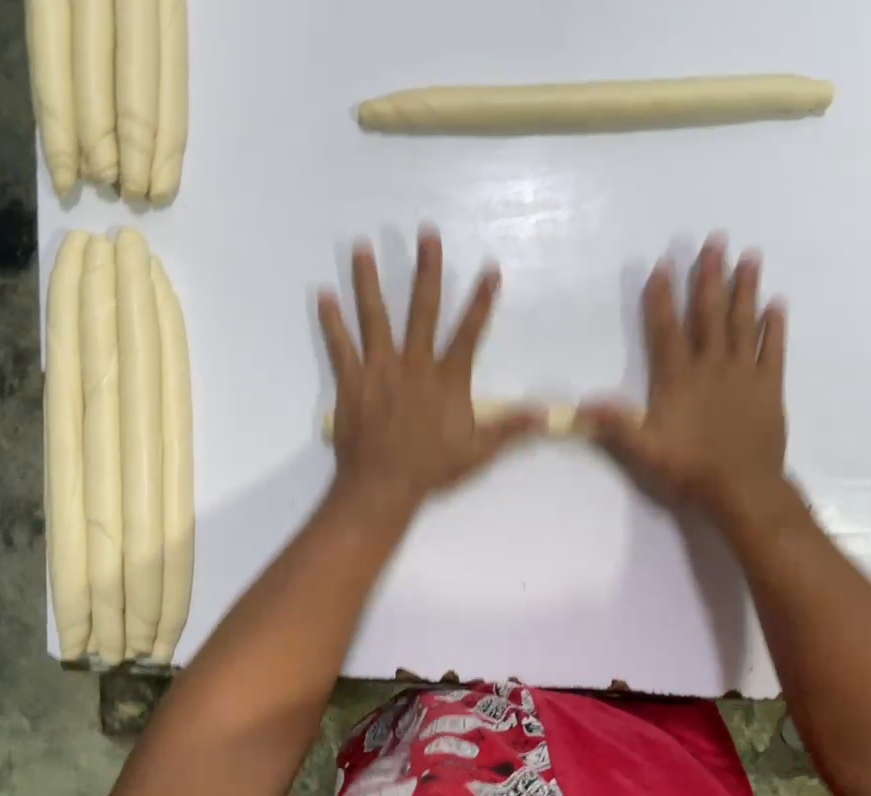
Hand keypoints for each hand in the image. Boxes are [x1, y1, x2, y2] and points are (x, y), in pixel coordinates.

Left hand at [318, 228, 539, 519]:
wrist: (383, 485)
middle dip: (426, 270)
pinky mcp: (352, 381)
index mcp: (447, 378)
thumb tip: (548, 414)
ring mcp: (380, 369)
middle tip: (426, 234)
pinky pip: (339, 345)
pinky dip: (330, 321)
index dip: (481, 301)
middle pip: (422, 310)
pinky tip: (322, 295)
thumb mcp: (480, 451)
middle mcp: (414, 364)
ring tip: (360, 247)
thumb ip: (512, 428)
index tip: (490, 269)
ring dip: (368, 281)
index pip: (469, 332)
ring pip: (375, 317)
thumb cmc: (432, 468)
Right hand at [584, 236, 798, 529]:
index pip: (666, 329)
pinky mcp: (770, 388)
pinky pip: (775, 350)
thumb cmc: (689, 471)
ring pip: (744, 323)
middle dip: (709, 276)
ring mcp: (745, 374)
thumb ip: (614, 424)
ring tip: (749, 256)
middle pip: (709, 314)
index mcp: (678, 378)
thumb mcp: (643, 451)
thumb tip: (579, 404)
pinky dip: (776, 326)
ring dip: (745, 289)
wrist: (743, 491)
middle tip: (715, 240)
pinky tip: (778, 304)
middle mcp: (712, 366)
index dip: (662, 297)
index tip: (662, 266)